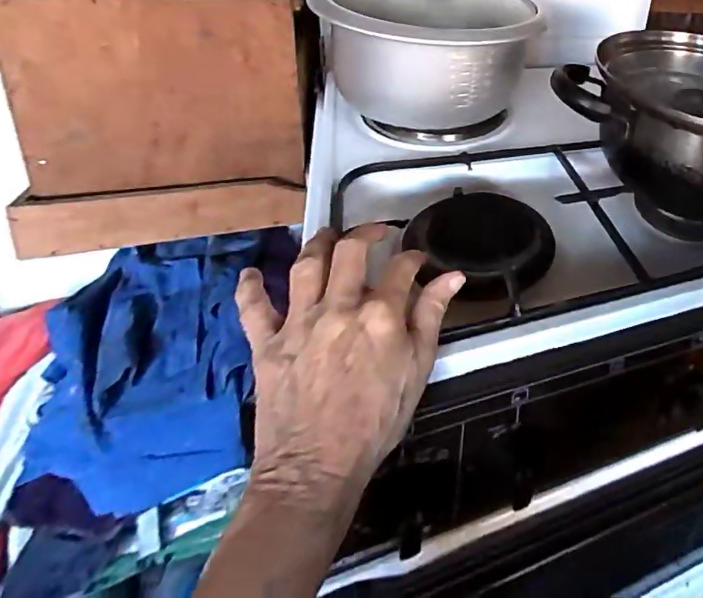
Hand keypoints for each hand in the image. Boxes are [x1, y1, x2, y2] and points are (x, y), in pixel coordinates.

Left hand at [236, 224, 463, 506]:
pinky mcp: (267, 344)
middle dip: (366, 233)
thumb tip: (452, 276)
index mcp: (380, 315)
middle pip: (350, 251)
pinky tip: (252, 273)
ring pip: (306, 266)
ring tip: (327, 235)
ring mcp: (299, 323)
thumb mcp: (418, 370)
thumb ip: (432, 317)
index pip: (401, 267)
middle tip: (375, 233)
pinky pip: (253, 308)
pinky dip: (250, 287)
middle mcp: (339, 308)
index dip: (413, 256)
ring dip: (317, 243)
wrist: (316, 470)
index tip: (416, 258)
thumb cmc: (375, 423)